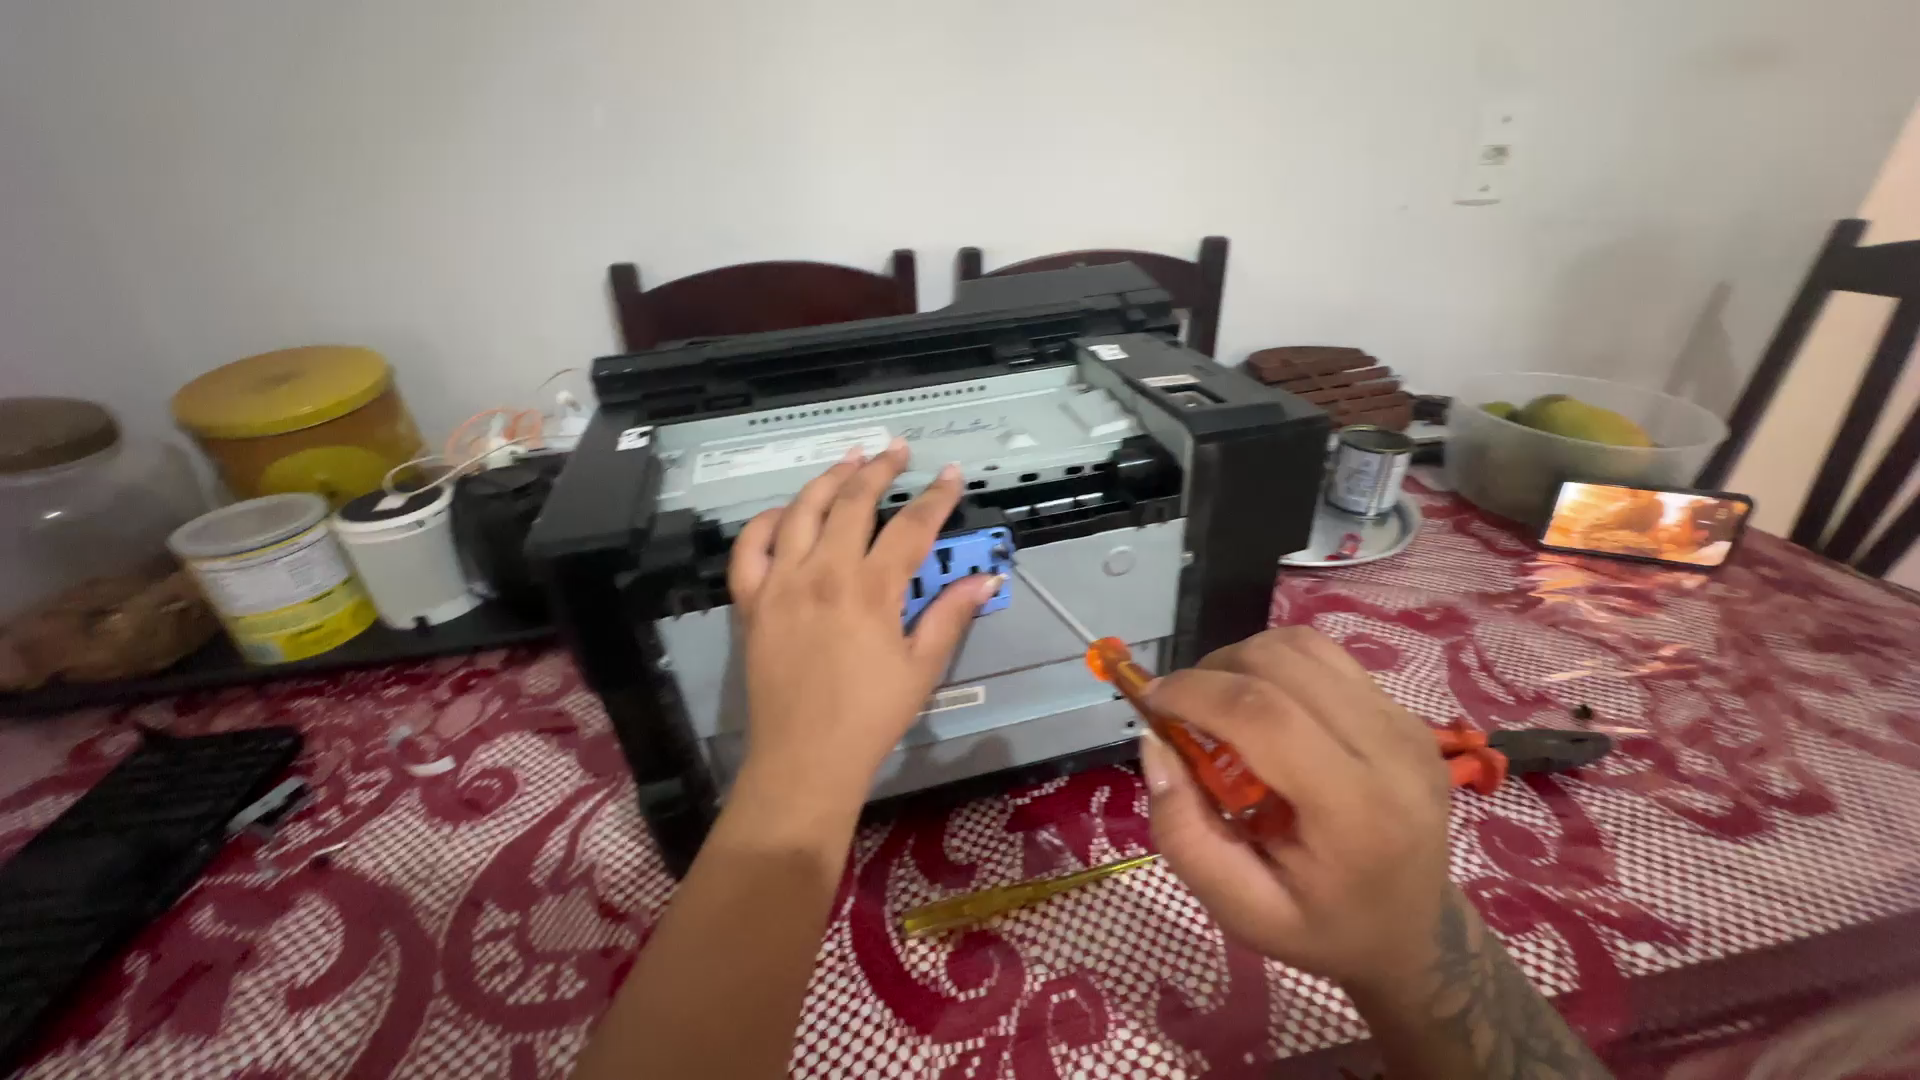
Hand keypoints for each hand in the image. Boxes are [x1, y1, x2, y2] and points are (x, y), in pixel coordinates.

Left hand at [726, 440, 999, 804]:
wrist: (805, 759)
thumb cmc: (871, 716)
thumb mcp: (923, 667)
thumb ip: (950, 614)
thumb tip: (984, 578)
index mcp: (871, 590)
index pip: (911, 527)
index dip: (935, 497)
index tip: (950, 475)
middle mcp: (823, 573)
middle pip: (853, 503)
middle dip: (880, 469)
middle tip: (896, 450)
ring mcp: (781, 584)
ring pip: (801, 511)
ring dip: (828, 479)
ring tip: (849, 460)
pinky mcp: (752, 601)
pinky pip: (749, 548)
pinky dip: (765, 521)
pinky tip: (785, 512)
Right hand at [1140, 626, 1453, 991]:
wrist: (1413, 930)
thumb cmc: (1320, 926)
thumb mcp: (1239, 909)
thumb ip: (1183, 832)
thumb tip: (1154, 742)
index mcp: (1357, 812)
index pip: (1266, 716)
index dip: (1195, 692)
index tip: (1149, 700)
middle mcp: (1392, 753)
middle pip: (1281, 665)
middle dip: (1211, 671)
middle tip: (1181, 709)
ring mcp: (1405, 724)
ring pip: (1301, 646)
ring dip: (1241, 660)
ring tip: (1220, 703)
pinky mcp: (1403, 712)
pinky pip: (1323, 656)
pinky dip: (1275, 665)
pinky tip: (1264, 704)